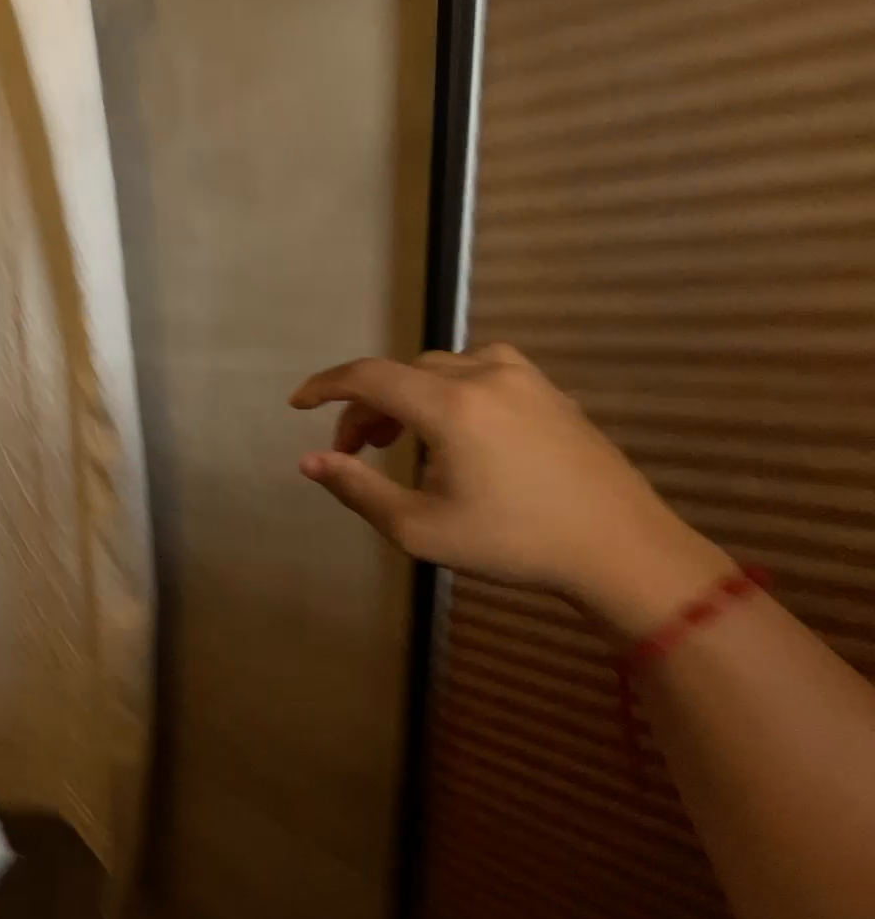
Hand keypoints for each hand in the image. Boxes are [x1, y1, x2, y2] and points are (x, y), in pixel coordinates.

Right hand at [288, 345, 733, 632]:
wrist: (621, 549)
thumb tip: (308, 461)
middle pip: (402, 374)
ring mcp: (526, 381)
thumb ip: (356, 488)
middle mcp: (487, 377)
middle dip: (366, 407)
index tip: (297, 404)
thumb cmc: (510, 542)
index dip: (325, 386)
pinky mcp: (551, 394)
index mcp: (452, 406)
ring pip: (441, 368)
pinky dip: (446, 392)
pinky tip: (451, 432)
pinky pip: (480, 372)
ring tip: (400, 440)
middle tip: (355, 452)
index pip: (369, 377)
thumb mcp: (416, 527)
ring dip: (406, 396)